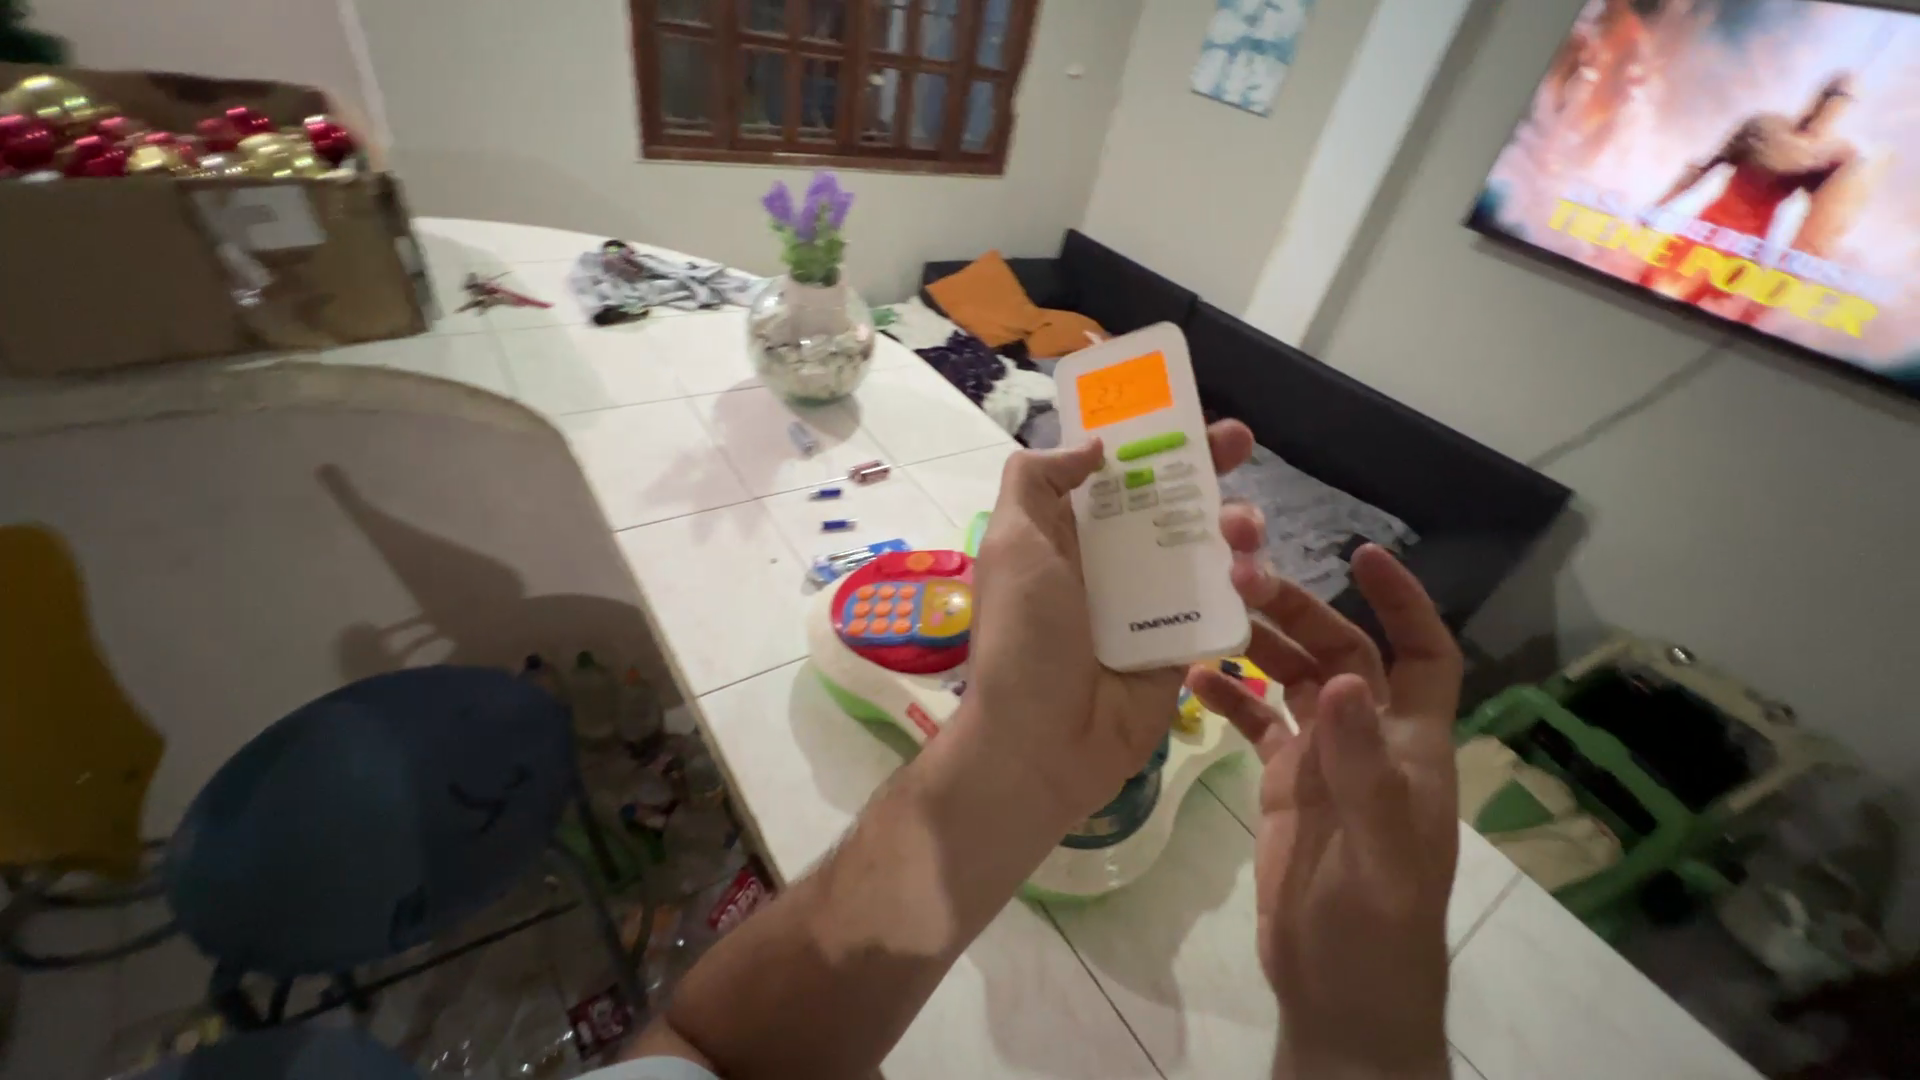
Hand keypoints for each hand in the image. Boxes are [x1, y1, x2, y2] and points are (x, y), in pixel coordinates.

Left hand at [962, 421, 1258, 825]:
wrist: (1043, 742)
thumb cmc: (1025, 636)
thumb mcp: (1013, 542)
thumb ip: (1037, 481)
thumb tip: (1091, 445)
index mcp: (1066, 533)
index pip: (1113, 471)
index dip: (1145, 438)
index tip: (1182, 412)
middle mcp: (1108, 560)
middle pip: (1165, 499)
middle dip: (1204, 466)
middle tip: (1240, 443)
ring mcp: (1147, 601)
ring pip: (1202, 544)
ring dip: (1233, 522)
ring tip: (1244, 527)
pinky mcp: (1180, 640)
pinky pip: (1220, 600)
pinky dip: (1243, 581)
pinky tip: (1252, 574)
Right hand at [1188, 546, 1461, 1078]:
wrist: (1339, 995)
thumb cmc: (1376, 932)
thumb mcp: (1378, 855)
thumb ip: (1362, 769)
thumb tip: (1339, 683)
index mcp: (1411, 748)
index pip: (1424, 655)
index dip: (1404, 604)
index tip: (1363, 555)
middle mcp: (1369, 741)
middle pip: (1340, 655)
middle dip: (1300, 612)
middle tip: (1242, 577)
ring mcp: (1322, 759)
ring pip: (1292, 679)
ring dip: (1259, 644)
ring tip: (1210, 613)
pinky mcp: (1283, 781)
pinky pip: (1255, 721)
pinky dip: (1228, 696)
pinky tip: (1193, 679)